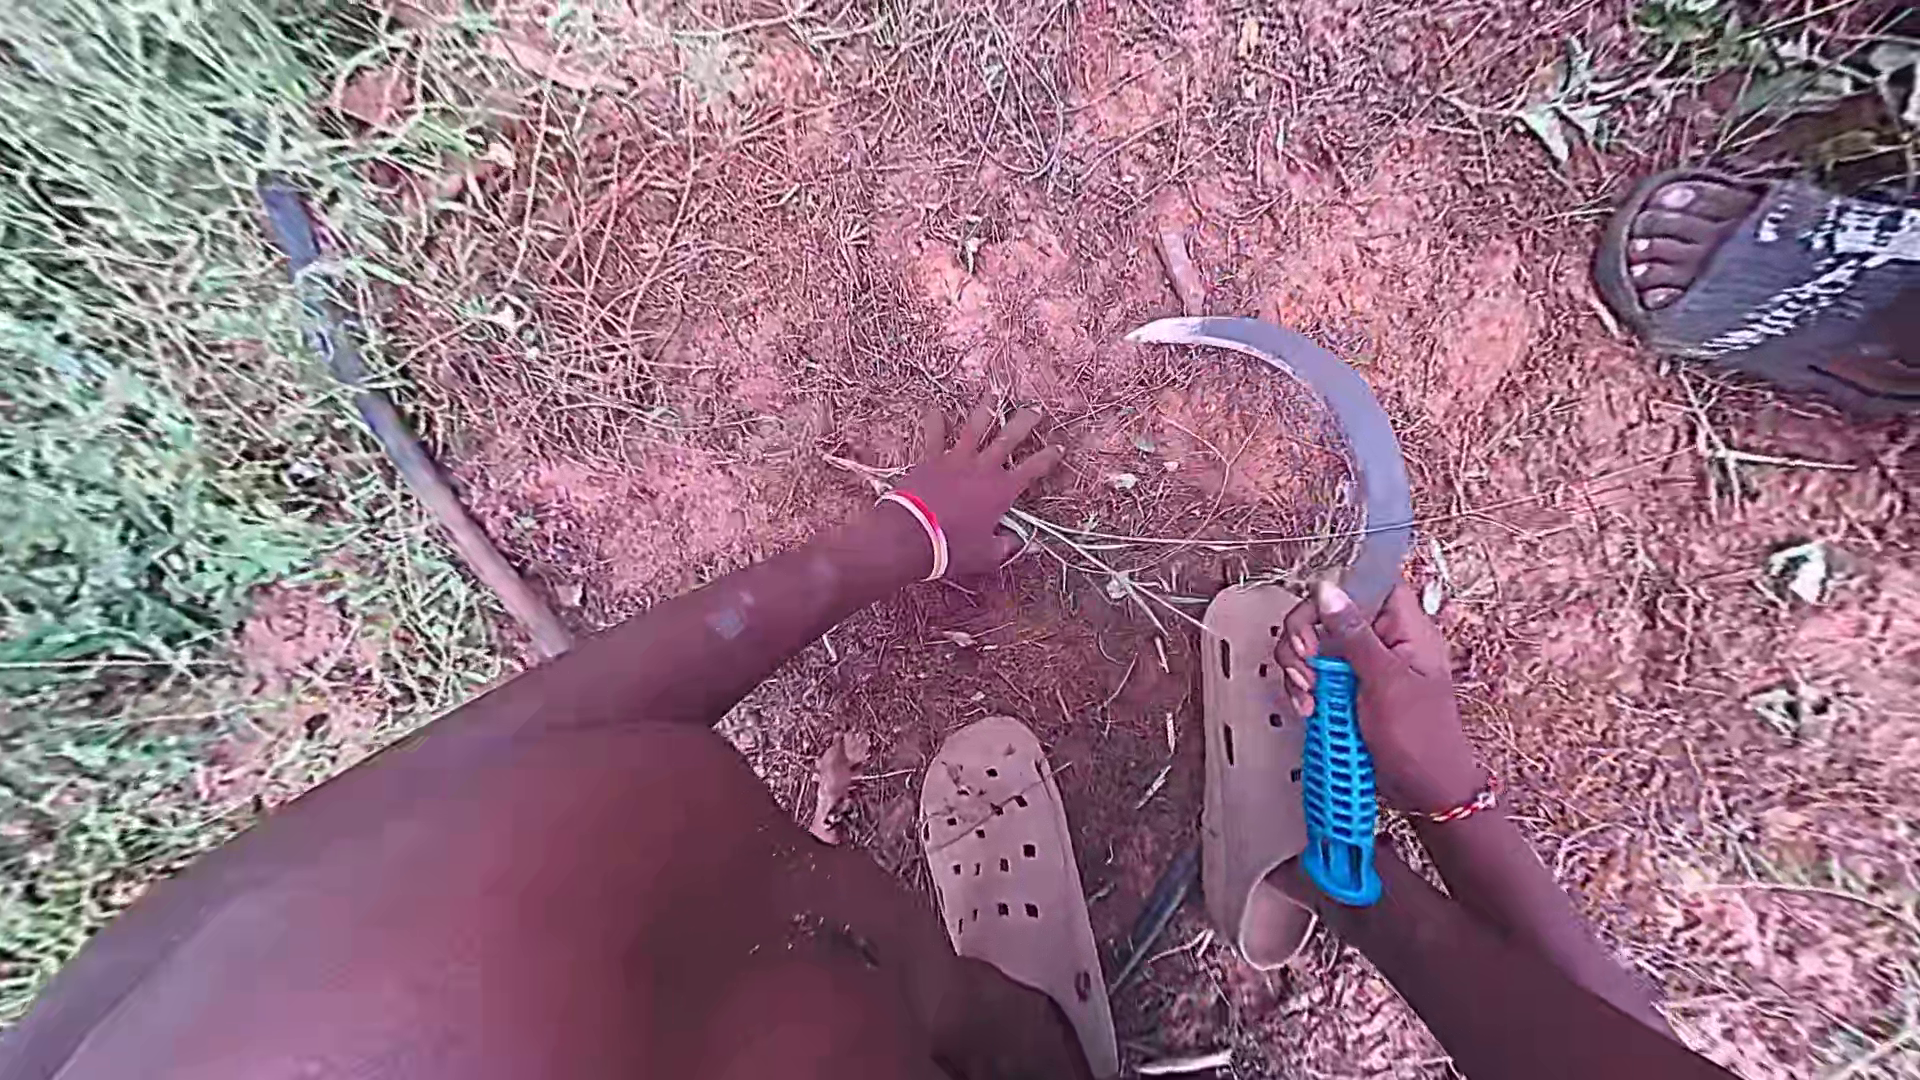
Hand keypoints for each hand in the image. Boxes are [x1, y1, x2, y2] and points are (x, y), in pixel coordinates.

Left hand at [885, 397, 1062, 577]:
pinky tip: (935, 410)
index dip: (1048, 457)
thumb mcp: (987, 555)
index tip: (1058, 447)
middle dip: (1024, 422)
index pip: (1033, 469)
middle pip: (1009, 438)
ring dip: (986, 409)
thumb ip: (1006, 545)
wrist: (912, 536)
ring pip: (975, 427)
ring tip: (993, 393)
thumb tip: (1020, 542)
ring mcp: (956, 459)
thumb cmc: (953, 548)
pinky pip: (934, 435)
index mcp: (1002, 490)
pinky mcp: (931, 459)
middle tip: (1035, 409)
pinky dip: (935, 422)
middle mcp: (984, 468)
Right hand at [1275, 579, 1481, 814]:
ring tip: (1308, 693)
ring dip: (1297, 665)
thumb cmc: (1420, 738)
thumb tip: (1327, 589)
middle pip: (1326, 610)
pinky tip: (1308, 706)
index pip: (1369, 583)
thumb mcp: (1387, 682)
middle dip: (1303, 634)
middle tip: (1305, 660)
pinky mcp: (1340, 685)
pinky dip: (1300, 686)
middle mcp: (1379, 639)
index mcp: (1405, 629)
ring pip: (1309, 641)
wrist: (1423, 792)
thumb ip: (1354, 635)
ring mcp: (1357, 663)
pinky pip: (1307, 671)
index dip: (1340, 587)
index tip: (1318, 611)